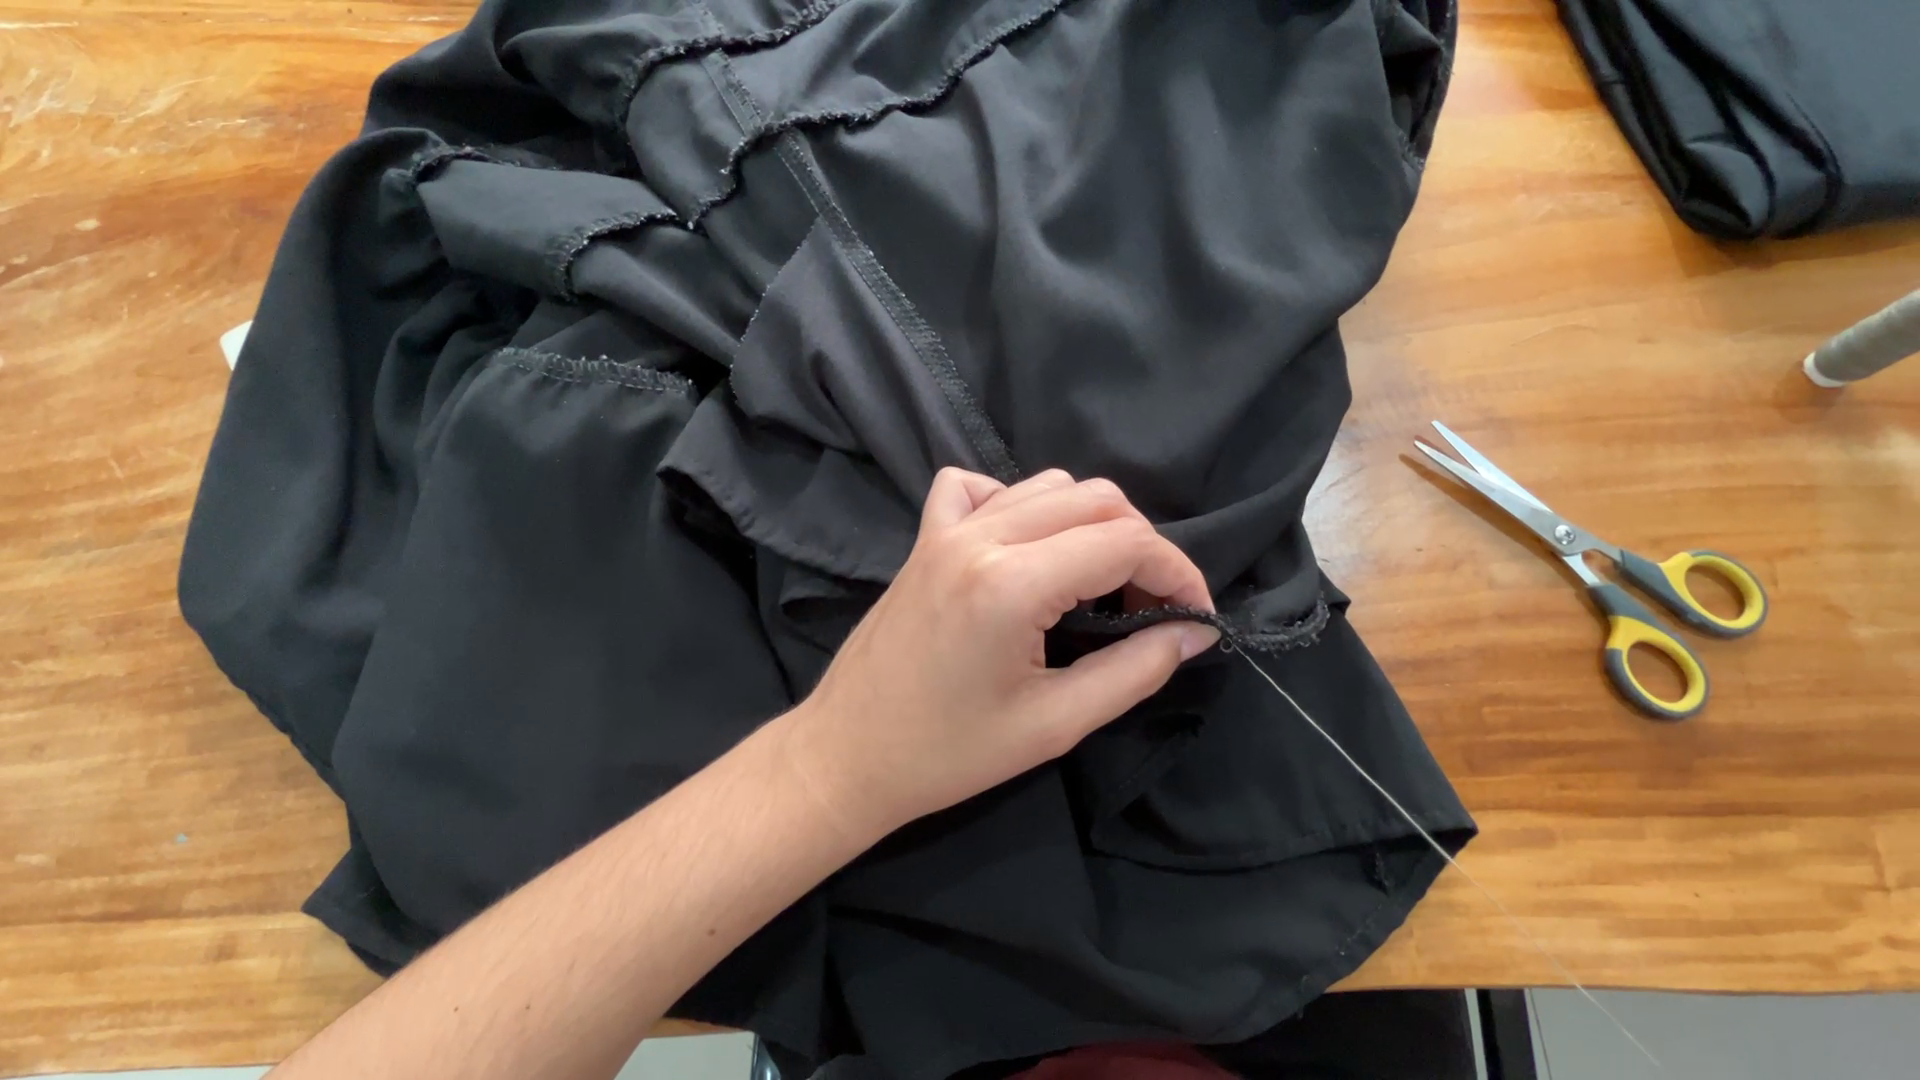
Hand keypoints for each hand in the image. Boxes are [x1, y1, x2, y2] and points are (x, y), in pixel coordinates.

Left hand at [772, 467, 1219, 840]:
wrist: (847, 755)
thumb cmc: (947, 754)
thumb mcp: (1053, 725)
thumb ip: (1134, 672)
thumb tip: (1194, 634)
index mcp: (1012, 582)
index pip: (1126, 542)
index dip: (1178, 573)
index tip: (1195, 617)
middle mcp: (980, 537)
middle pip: (1096, 500)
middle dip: (1142, 547)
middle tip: (1151, 609)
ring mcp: (945, 530)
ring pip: (1047, 486)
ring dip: (1092, 523)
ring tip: (1100, 585)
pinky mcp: (924, 538)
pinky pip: (980, 489)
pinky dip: (1020, 504)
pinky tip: (1025, 547)